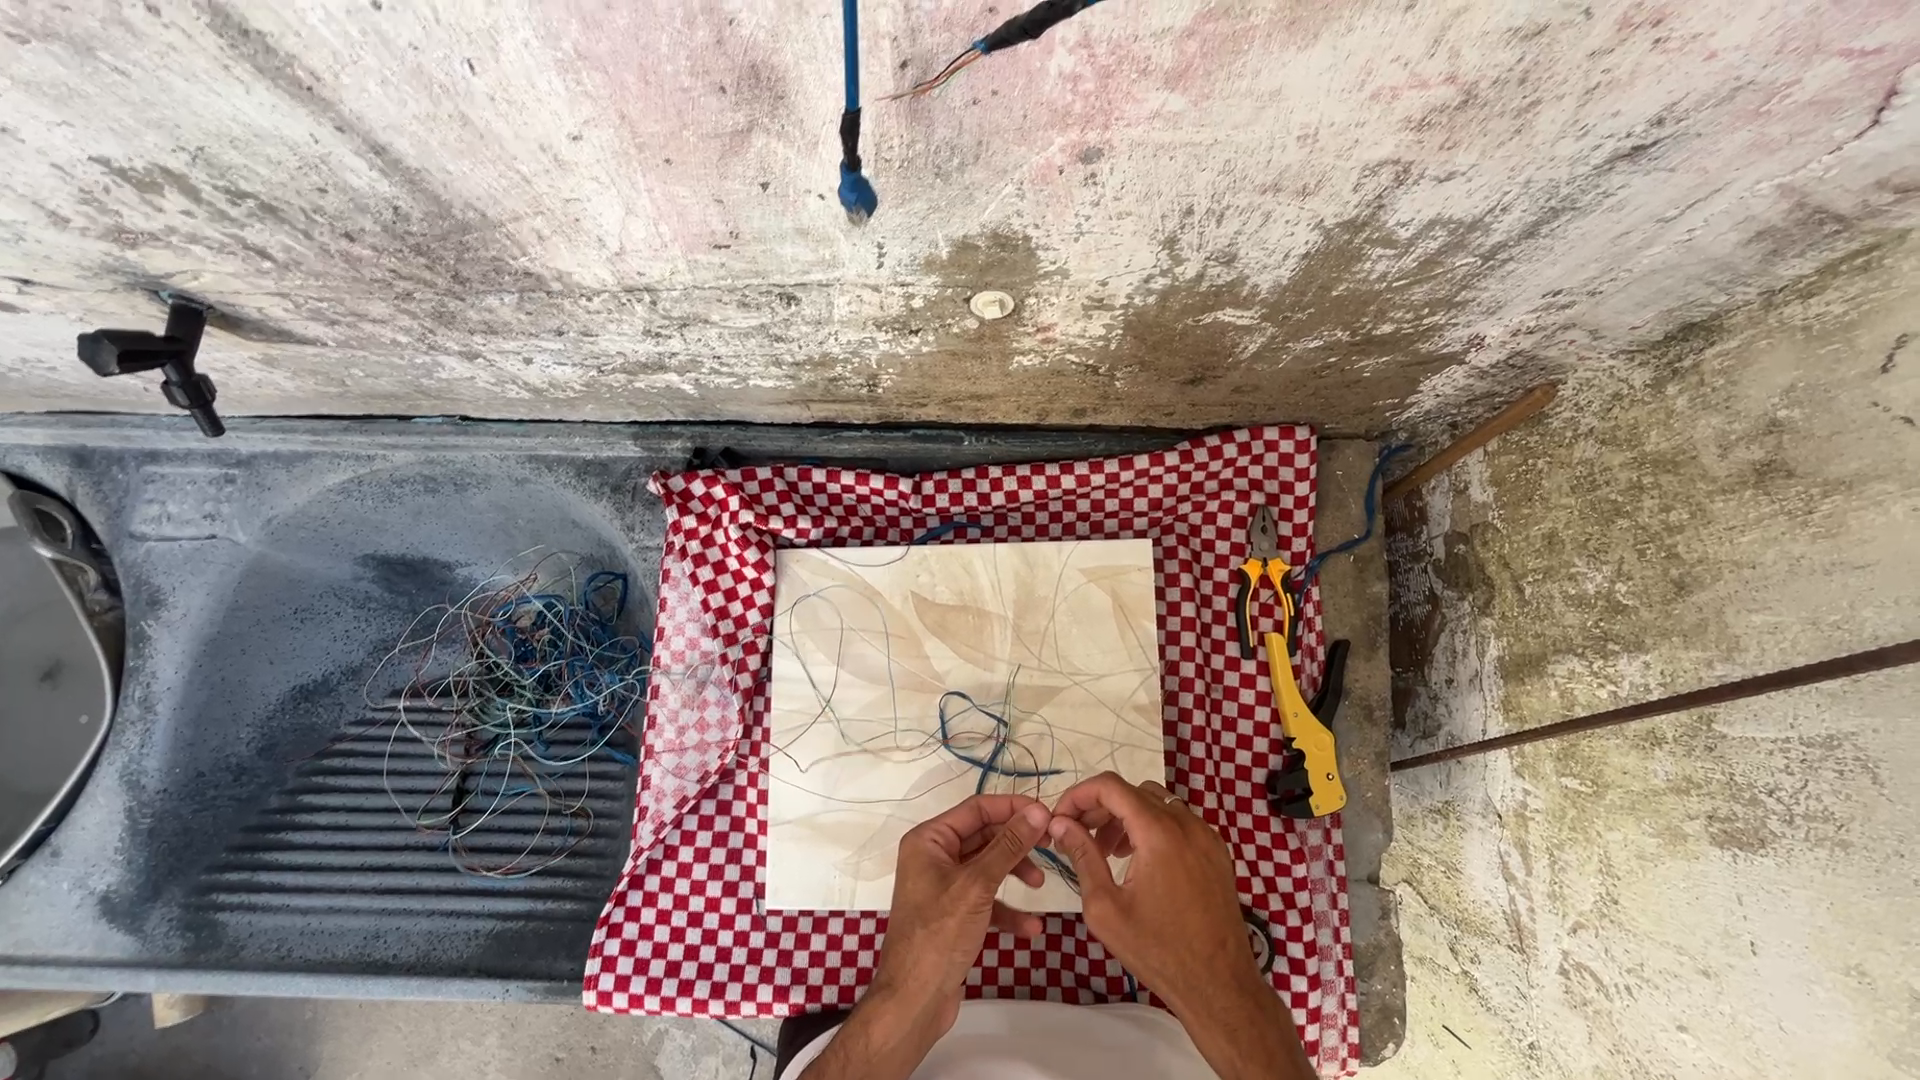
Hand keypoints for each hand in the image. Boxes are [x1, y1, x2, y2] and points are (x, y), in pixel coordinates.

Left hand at [801, 794, 1050, 1079]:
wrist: (914, 1001)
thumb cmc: (939, 934)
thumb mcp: (977, 884)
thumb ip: (1009, 846)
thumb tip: (1038, 812)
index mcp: (929, 839)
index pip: (976, 809)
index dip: (1012, 808)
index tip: (1047, 814)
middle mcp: (933, 856)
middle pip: (983, 836)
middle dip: (1016, 843)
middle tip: (1051, 846)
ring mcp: (942, 887)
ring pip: (987, 867)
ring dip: (1014, 873)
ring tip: (1040, 886)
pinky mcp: (953, 915)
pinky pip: (985, 900)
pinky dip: (1007, 910)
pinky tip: (1030, 928)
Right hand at [1048, 772, 1315, 1079]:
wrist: (1219, 987)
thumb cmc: (1157, 950)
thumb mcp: (1105, 907)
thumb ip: (1082, 856)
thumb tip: (1060, 824)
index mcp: (1159, 832)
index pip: (1110, 786)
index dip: (1078, 795)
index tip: (1060, 819)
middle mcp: (1186, 823)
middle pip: (1133, 792)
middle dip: (1099, 808)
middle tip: (1076, 836)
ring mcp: (1207, 835)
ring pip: (1156, 803)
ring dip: (1125, 816)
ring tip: (1106, 851)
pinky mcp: (1217, 852)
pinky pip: (1178, 822)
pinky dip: (1151, 827)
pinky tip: (1139, 861)